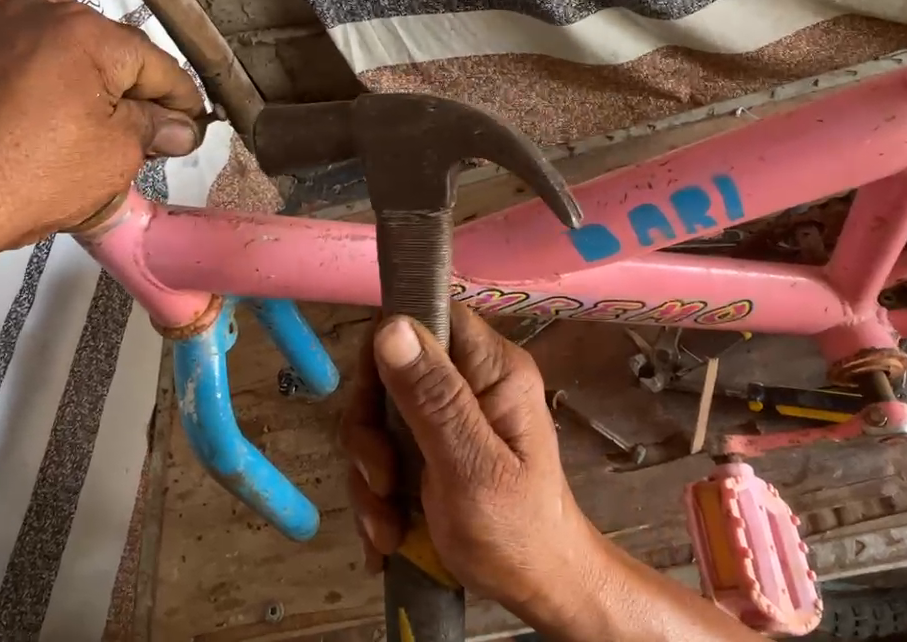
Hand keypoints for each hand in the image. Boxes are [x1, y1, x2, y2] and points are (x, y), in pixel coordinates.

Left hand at [0, 0, 203, 272]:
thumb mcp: (109, 164)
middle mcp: (38, 11)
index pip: (154, 65)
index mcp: (90, 41)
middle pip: (100, 34)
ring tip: (61, 66)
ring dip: (62, 20)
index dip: (179, 99)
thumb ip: (150, 131)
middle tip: (122, 127)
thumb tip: (182, 126)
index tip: (188, 125)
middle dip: (122, 78)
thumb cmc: (22, 186)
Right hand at [341, 304, 602, 610]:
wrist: (537, 591)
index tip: (374, 402)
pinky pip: (382, 451)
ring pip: (377, 417)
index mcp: (493, 368)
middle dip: (370, 432)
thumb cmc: (517, 533)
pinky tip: (388, 533)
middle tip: (381, 480)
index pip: (428, 316)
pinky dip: (376, 494)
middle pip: (389, 369)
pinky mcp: (430, 448)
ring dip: (369, 476)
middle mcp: (470, 380)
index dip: (389, 348)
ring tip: (388, 527)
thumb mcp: (472, 468)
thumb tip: (391, 326)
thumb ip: (432, 398)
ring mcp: (448, 415)